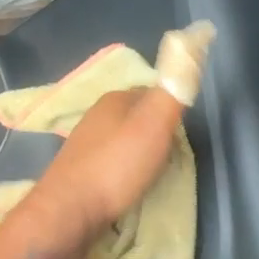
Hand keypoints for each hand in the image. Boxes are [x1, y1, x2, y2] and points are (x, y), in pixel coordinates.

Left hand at [31, 86, 186, 236]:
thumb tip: (188, 50)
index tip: (182, 134)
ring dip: (140, 152)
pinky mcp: (80, 168)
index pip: (151, 93)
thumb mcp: (153, 125)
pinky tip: (130, 184)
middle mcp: (96, 115)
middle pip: (137, 117)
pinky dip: (125, 169)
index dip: (170, 110)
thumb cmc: (116, 165)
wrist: (70, 208)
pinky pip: (112, 161)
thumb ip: (171, 93)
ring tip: (153, 173)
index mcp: (113, 99)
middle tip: (170, 157)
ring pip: (123, 139)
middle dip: (155, 133)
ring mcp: (85, 141)